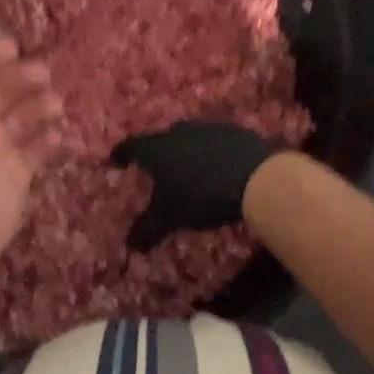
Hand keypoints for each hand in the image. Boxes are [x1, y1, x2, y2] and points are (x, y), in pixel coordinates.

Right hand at [110, 120, 280, 249]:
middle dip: (156, 152)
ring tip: (187, 167)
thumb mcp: (170, 218)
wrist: (257, 179)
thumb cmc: (202, 197)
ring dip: (185, 150)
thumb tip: (131, 245)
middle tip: (155, 166)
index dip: (122, 154)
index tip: (116, 160)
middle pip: (161, 139)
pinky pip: (215, 141)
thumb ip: (148, 230)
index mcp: (157, 150)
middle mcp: (179, 132)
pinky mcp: (235, 132)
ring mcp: (209, 129)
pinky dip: (210, 152)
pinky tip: (217, 167)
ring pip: (189, 137)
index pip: (132, 146)